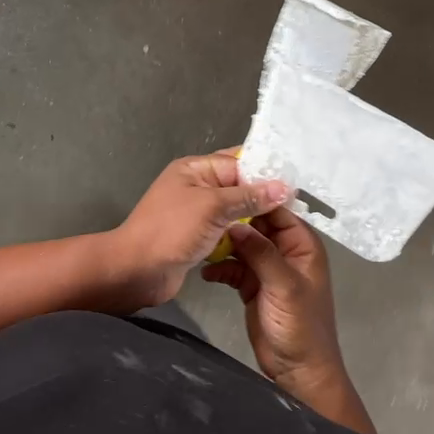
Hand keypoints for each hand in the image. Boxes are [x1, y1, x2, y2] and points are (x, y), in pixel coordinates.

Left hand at [112, 152, 292, 307]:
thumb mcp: (212, 207)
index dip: (265, 173)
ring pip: (234, 209)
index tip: (295, 186)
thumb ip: (249, 197)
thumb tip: (284, 186)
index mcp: (195, 168)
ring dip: (253, 217)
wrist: (136, 271)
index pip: (238, 162)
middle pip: (237, 185)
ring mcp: (197, 212)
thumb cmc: (171, 231)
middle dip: (263, 195)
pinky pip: (227, 229)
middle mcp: (196, 186)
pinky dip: (241, 234)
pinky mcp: (198, 236)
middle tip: (296, 206)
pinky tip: (263, 241)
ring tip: (286, 223)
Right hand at [201, 207, 376, 433]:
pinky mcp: (252, 285)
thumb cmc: (301, 327)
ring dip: (223, 244)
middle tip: (204, 213)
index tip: (225, 185)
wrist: (298, 372)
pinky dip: (220, 267)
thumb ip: (262, 253)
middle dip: (233, 220)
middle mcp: (285, 251)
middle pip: (256, 224)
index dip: (254, 196)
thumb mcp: (284, 286)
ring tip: (199, 240)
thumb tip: (235, 223)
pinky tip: (205, 272)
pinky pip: (234, 267)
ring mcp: (267, 268)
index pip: (277, 210)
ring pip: (242, 244)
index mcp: (302, 245)